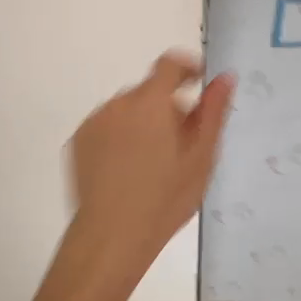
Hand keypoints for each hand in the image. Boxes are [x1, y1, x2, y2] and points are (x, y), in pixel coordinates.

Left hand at [69, 52, 234, 260]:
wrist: (112, 235)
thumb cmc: (165, 199)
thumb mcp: (201, 159)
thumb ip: (213, 112)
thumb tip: (224, 78)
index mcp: (151, 102)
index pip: (170, 65)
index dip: (188, 68)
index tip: (200, 85)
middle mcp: (118, 104)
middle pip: (148, 92)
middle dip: (166, 108)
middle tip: (182, 144)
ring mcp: (93, 123)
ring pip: (126, 111)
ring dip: (142, 123)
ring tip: (153, 164)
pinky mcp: (77, 143)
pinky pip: (105, 129)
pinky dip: (119, 139)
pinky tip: (128, 171)